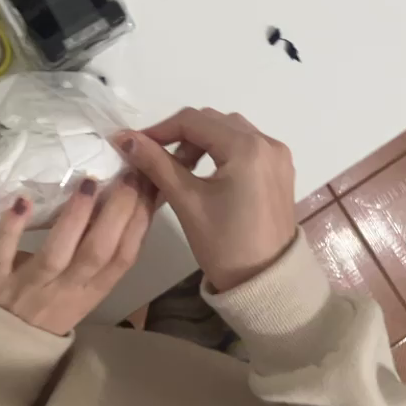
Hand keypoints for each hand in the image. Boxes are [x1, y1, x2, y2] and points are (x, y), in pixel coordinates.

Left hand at [0, 178, 156, 335]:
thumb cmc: (45, 307)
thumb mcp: (81, 290)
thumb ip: (99, 255)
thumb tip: (125, 205)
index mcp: (90, 291)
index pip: (123, 258)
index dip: (139, 222)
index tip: (148, 185)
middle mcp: (64, 289)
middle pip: (96, 253)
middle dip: (115, 214)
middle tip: (127, 177)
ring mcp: (27, 286)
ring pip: (55, 254)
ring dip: (73, 218)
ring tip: (87, 185)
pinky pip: (2, 253)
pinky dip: (12, 228)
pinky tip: (23, 201)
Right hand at [117, 108, 297, 291]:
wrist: (267, 284)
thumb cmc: (225, 245)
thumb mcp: (187, 201)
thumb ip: (156, 164)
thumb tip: (125, 139)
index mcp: (247, 148)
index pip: (193, 121)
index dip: (159, 130)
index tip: (134, 146)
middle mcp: (267, 142)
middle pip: (212, 121)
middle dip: (180, 136)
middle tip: (155, 161)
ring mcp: (277, 156)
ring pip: (229, 132)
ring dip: (200, 142)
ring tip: (178, 170)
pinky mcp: (280, 170)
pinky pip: (245, 147)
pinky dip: (220, 151)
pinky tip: (204, 175)